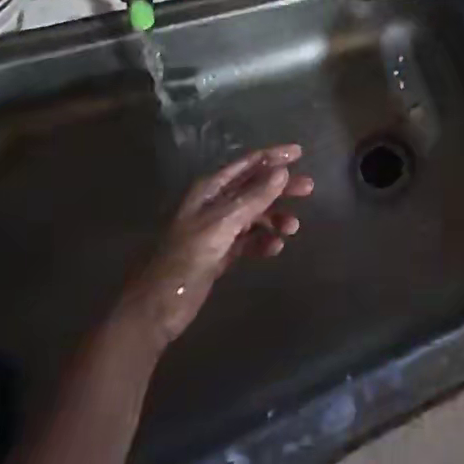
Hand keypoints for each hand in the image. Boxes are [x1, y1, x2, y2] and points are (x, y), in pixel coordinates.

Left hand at [114, 145, 314, 350]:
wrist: (154, 310)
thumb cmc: (185, 260)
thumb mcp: (221, 225)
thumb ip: (253, 198)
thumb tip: (282, 171)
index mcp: (209, 190)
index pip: (247, 164)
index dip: (273, 157)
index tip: (300, 152)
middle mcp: (213, 205)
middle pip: (253, 188)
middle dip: (280, 188)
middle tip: (309, 188)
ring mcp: (216, 230)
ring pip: (253, 215)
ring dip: (274, 218)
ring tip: (293, 228)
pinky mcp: (218, 254)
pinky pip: (248, 241)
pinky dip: (263, 242)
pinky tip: (275, 248)